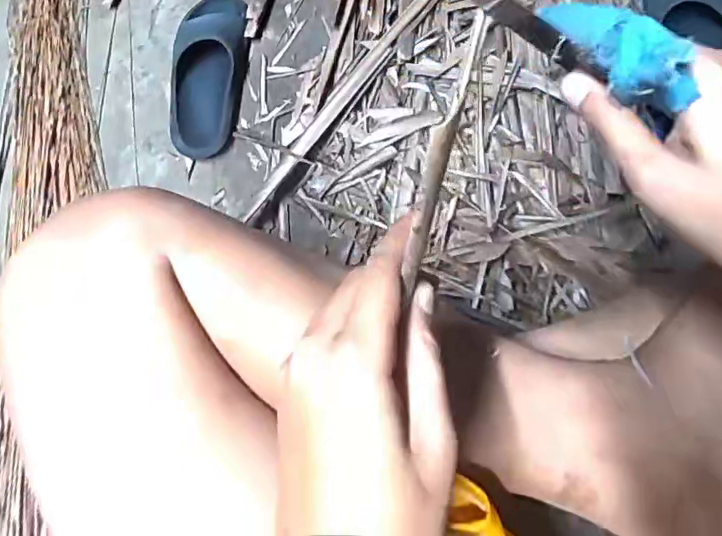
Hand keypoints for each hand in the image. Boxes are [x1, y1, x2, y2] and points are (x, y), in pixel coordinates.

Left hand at [276, 215, 456, 535]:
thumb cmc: (392, 522)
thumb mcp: (432, 443)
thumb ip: (427, 358)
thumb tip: (424, 298)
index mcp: (352, 364)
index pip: (377, 276)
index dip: (400, 240)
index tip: (417, 217)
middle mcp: (314, 355)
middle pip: (354, 283)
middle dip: (386, 264)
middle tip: (421, 261)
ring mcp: (295, 370)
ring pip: (335, 301)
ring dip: (368, 288)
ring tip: (404, 297)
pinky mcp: (289, 387)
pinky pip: (321, 327)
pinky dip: (349, 313)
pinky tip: (374, 332)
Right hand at [561, 50, 721, 243]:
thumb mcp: (657, 177)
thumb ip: (610, 122)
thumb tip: (570, 79)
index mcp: (706, 73)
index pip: (632, 35)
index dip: (590, 38)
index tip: (554, 42)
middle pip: (654, 55)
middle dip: (618, 77)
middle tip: (589, 113)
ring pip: (676, 77)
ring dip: (644, 96)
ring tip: (625, 136)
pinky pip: (700, 92)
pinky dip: (671, 108)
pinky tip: (666, 146)